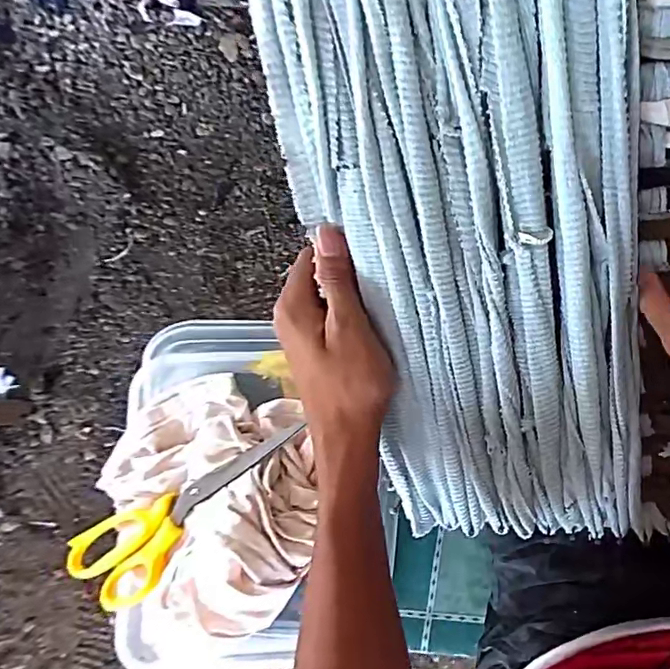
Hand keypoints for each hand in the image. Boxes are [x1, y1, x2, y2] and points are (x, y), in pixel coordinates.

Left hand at [273, 224, 395, 473]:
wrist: (347, 435)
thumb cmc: (352, 383)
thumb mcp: (350, 325)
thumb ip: (337, 279)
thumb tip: (325, 233)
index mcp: (292, 306)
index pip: (311, 256)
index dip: (341, 252)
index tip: (372, 258)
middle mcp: (288, 316)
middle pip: (317, 275)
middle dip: (348, 273)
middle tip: (381, 282)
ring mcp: (300, 333)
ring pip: (327, 296)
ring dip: (352, 294)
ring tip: (381, 301)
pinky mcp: (315, 347)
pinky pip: (331, 315)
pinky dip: (350, 313)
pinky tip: (371, 322)